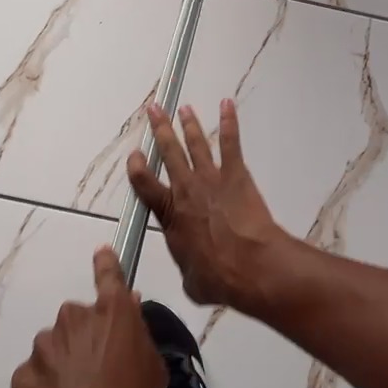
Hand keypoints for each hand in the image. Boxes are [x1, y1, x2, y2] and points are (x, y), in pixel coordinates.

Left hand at [11, 247, 164, 387]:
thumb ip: (140, 333)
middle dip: (85, 338)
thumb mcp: (153, 370)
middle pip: (78, 320)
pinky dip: (44, 386)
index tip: (102, 252)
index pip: (109, 274)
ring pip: (54, 346)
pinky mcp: (23, 373)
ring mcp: (45, 345)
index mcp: (112, 313)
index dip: (106, 263)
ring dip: (63, 362)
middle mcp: (75, 318)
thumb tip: (131, 306)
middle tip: (96, 370)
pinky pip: (35, 372)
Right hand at [127, 98, 290, 311]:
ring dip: (190, 124)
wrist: (252, 265)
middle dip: (160, 128)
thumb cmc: (218, 277)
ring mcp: (211, 178)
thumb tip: (191, 275)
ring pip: (196, 144)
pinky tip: (227, 104)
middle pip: (169, 152)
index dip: (136, 168)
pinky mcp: (236, 174)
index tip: (135, 155)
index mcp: (169, 214)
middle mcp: (186, 189)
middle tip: (154, 109)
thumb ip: (186, 268)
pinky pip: (230, 142)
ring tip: (185, 108)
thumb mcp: (191, 282)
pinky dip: (229, 122)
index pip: (144, 184)